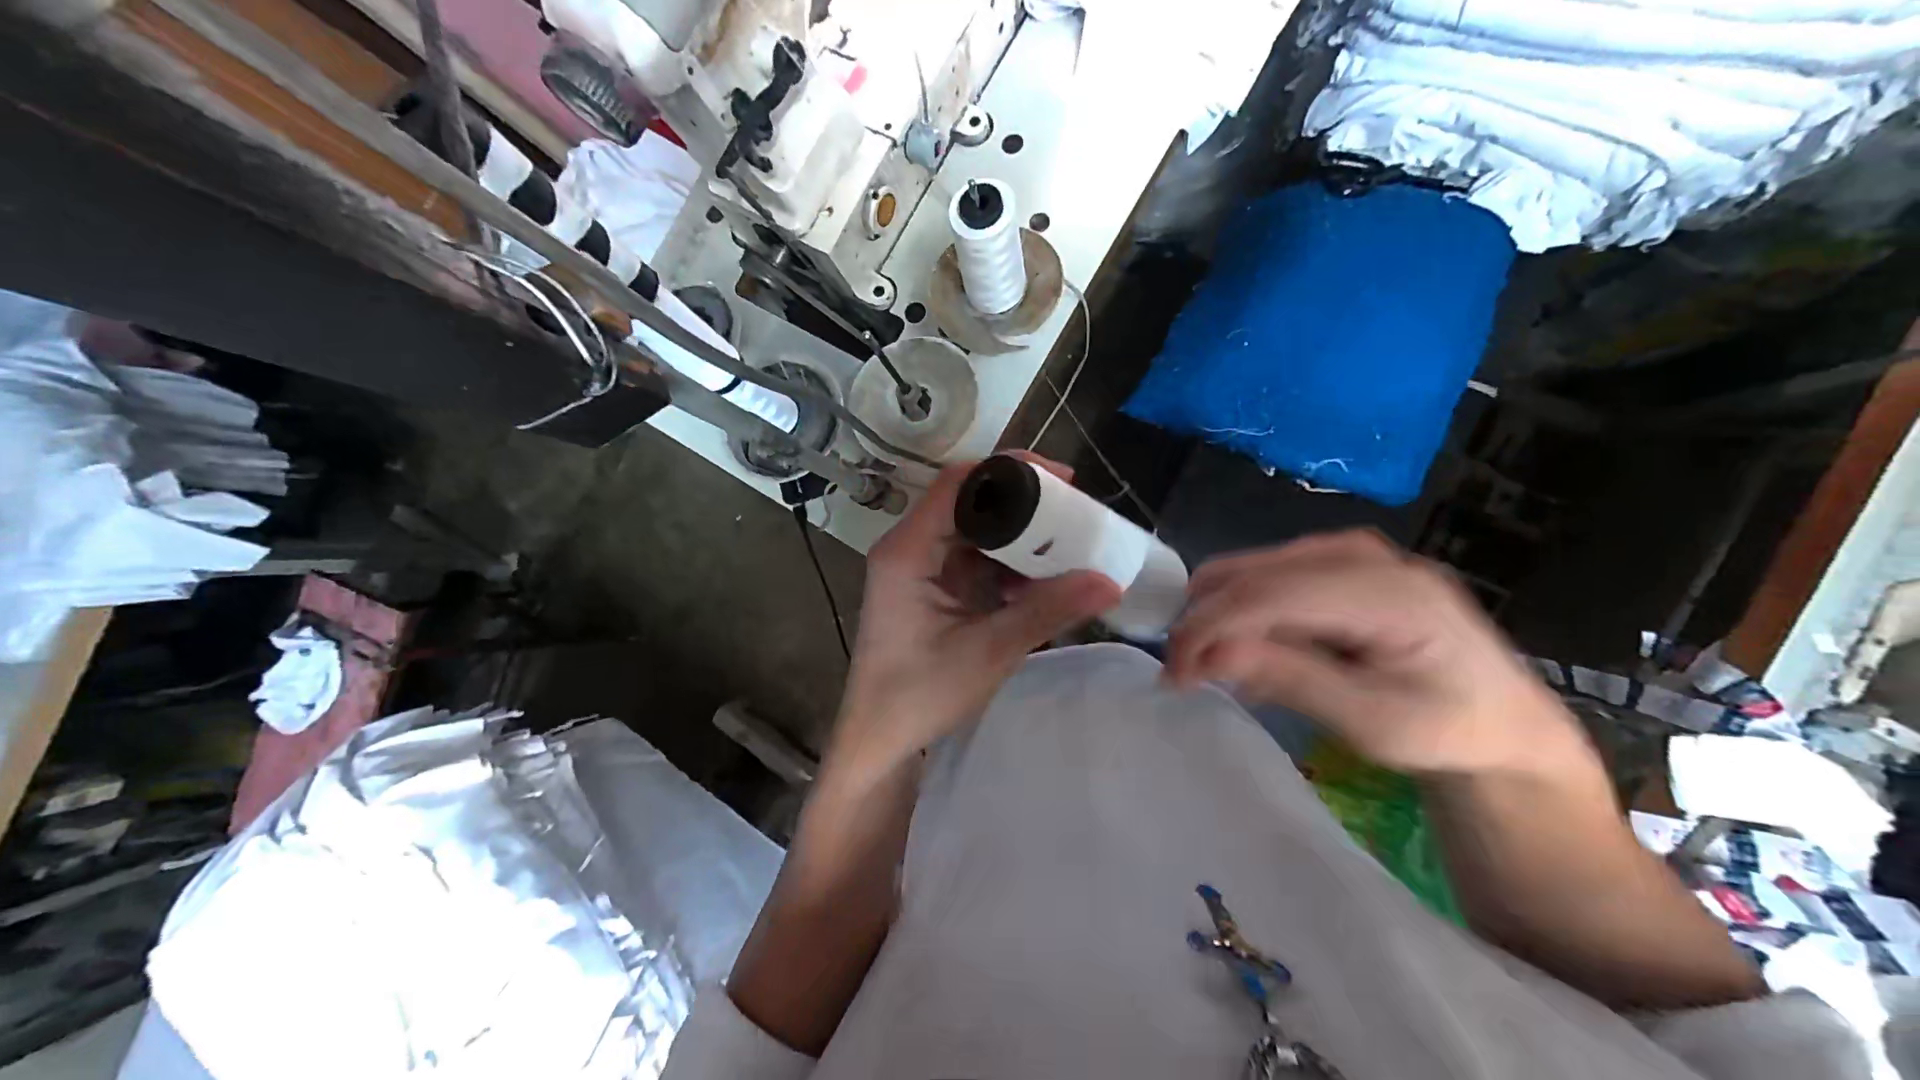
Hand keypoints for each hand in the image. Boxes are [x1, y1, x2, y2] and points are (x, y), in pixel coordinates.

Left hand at [830, 455, 1122, 775]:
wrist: (880, 739)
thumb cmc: (919, 696)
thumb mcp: (988, 652)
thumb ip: (1046, 611)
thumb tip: (1110, 581)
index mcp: (907, 551)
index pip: (958, 484)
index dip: (1010, 471)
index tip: (1063, 481)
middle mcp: (910, 548)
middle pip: (970, 503)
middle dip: (1025, 506)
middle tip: (1078, 518)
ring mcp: (921, 568)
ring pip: (977, 531)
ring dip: (1021, 539)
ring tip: (1069, 549)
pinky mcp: (934, 588)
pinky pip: (977, 560)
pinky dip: (1009, 566)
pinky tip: (1041, 583)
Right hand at [1165, 531, 1583, 779]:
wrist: (1502, 718)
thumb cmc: (1446, 729)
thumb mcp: (1373, 721)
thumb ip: (1292, 680)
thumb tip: (1210, 654)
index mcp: (1386, 592)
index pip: (1270, 594)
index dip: (1209, 629)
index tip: (1174, 675)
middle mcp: (1362, 554)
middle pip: (1251, 574)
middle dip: (1202, 622)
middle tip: (1181, 676)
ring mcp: (1349, 550)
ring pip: (1249, 568)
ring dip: (1216, 614)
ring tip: (1211, 667)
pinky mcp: (1338, 559)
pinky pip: (1266, 573)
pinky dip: (1239, 608)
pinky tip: (1244, 647)